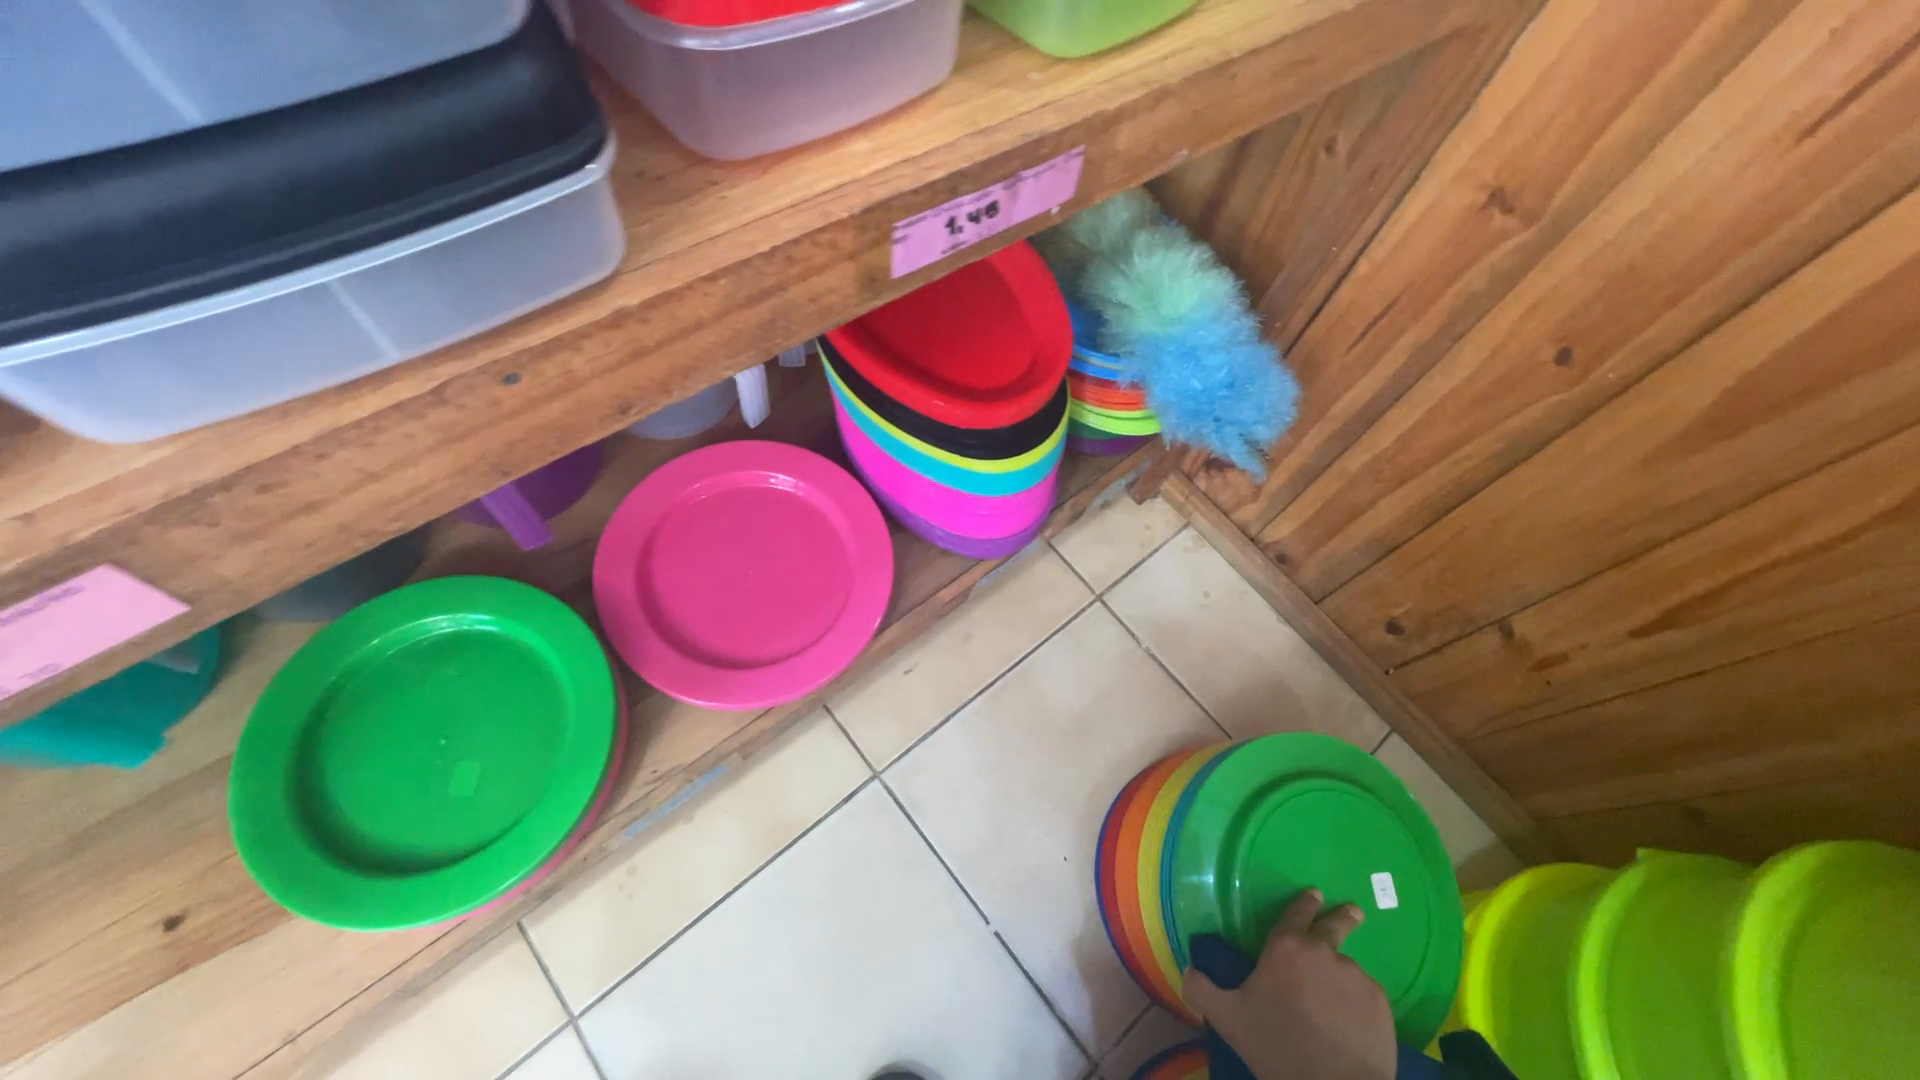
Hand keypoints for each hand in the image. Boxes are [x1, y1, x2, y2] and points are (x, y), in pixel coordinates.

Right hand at [1183, 889, 1395, 1079]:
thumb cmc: (1277, 1048)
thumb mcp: (1228, 1019)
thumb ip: (1201, 989)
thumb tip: (1188, 969)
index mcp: (1286, 949)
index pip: (1296, 913)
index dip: (1305, 902)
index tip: (1315, 893)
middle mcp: (1323, 952)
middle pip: (1335, 926)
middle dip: (1343, 916)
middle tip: (1352, 911)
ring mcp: (1356, 976)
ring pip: (1346, 970)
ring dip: (1339, 978)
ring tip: (1333, 1007)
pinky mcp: (1380, 1003)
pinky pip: (1365, 996)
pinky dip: (1357, 1004)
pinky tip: (1350, 1025)